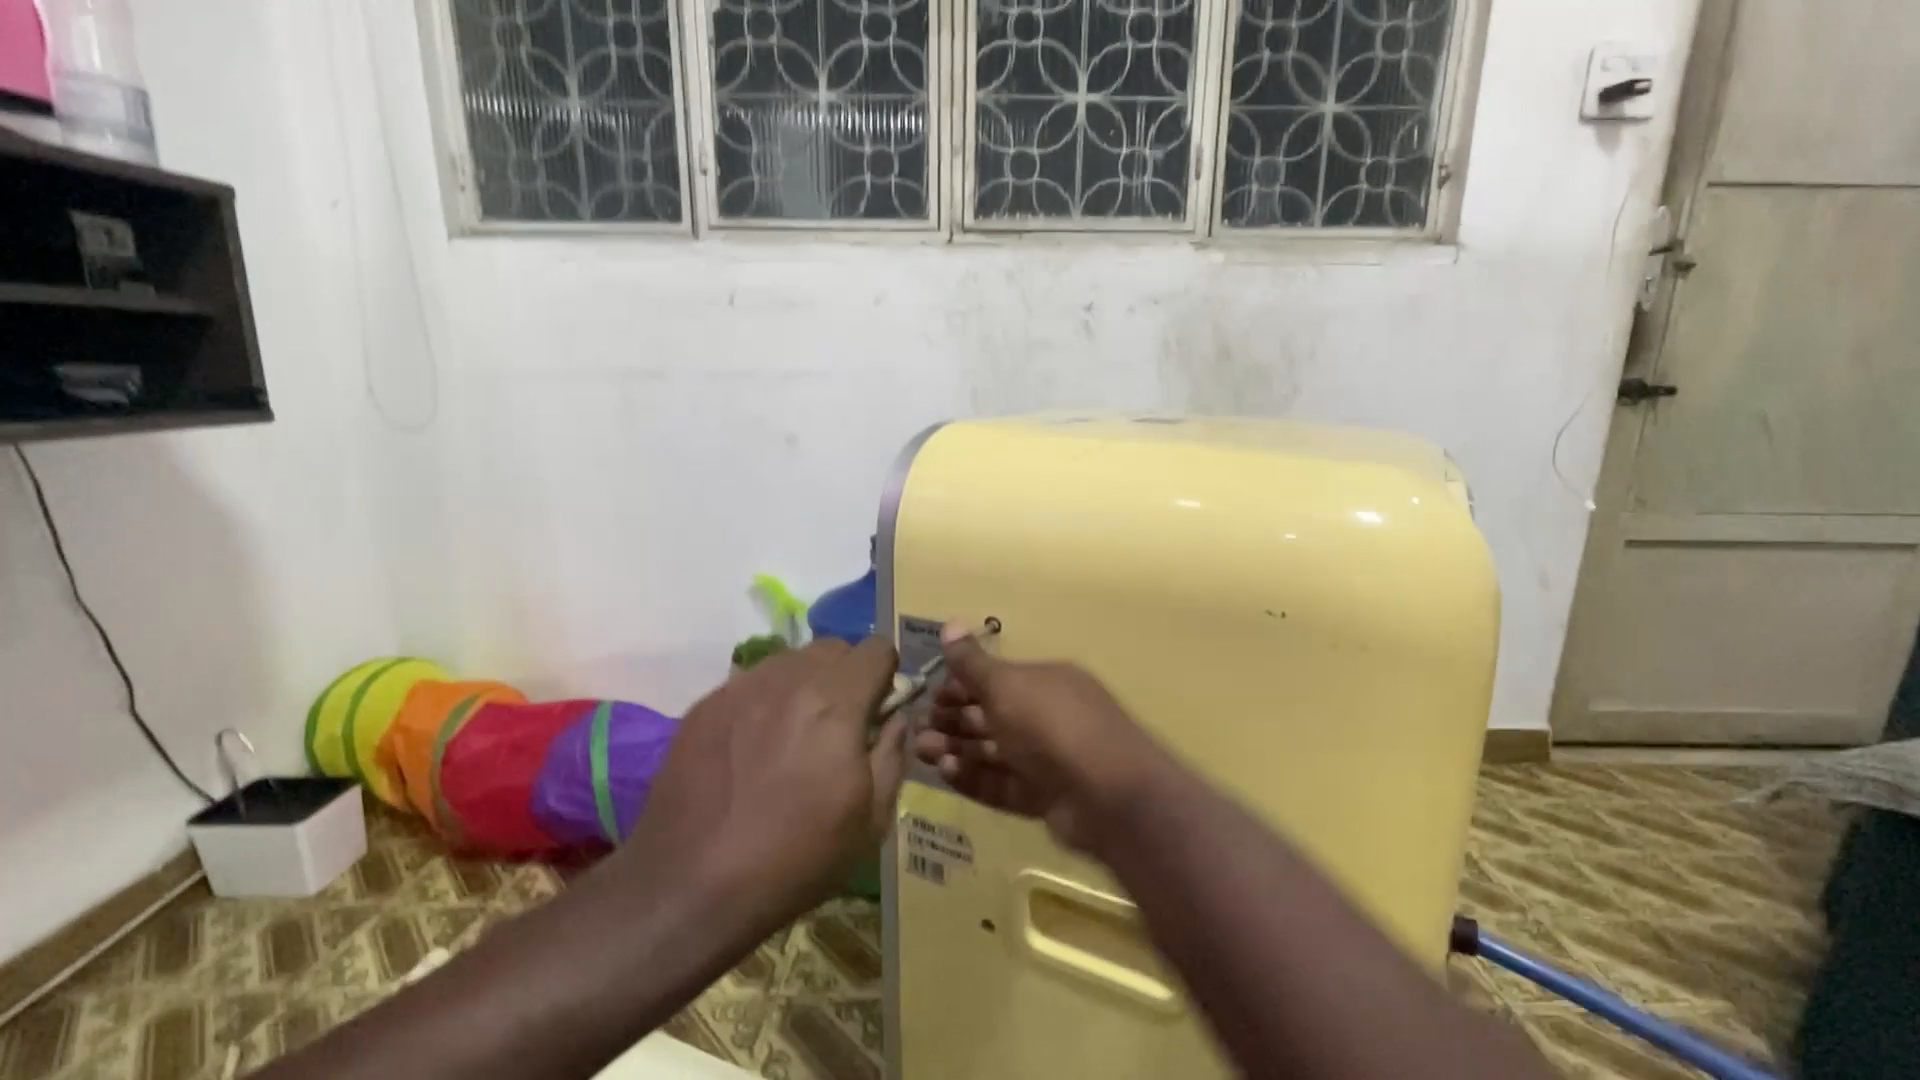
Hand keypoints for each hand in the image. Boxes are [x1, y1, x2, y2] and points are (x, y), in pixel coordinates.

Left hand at [614, 638, 906, 931]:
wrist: (691, 887)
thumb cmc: (795, 860)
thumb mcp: (870, 821)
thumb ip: (892, 755)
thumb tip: (896, 718)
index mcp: (835, 703)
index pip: (876, 649)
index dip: (887, 675)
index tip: (880, 709)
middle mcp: (786, 680)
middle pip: (831, 648)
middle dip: (847, 675)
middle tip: (840, 725)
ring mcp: (738, 690)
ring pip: (787, 661)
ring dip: (804, 684)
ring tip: (793, 737)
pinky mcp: (702, 708)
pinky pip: (747, 684)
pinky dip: (763, 702)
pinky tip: (751, 751)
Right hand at [914, 623, 1168, 853]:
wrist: (1107, 796)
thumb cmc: (1052, 725)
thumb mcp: (1007, 686)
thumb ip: (973, 663)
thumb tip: (949, 623)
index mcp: (1047, 682)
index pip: (997, 679)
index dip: (961, 685)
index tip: (929, 695)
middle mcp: (1050, 716)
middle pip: (993, 716)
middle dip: (953, 720)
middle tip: (916, 728)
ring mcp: (1050, 760)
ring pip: (995, 752)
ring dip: (957, 749)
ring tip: (921, 751)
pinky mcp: (1046, 798)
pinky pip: (1004, 784)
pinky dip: (976, 777)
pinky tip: (946, 773)